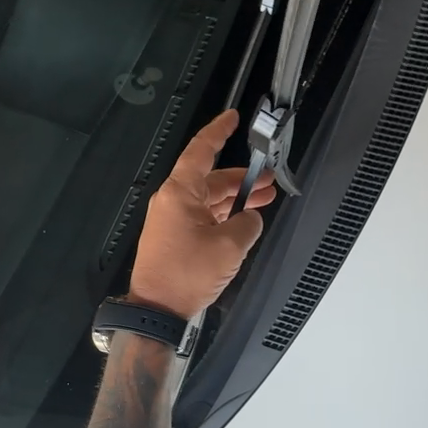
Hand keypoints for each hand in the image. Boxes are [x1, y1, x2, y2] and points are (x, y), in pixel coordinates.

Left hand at [128, 110, 276, 318]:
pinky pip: (203, 217)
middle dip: (242, 179)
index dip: (219, 131)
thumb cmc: (188, 274)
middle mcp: (173, 201)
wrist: (158, 309)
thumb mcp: (230, 246)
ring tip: (263, 200)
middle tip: (269, 180)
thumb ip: (248, 224)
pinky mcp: (175, 238)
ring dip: (236, 199)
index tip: (233, 118)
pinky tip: (244, 221)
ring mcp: (172, 219)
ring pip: (210, 199)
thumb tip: (251, 218)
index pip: (201, 150)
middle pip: (212, 179)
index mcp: (180, 192)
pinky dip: (225, 216)